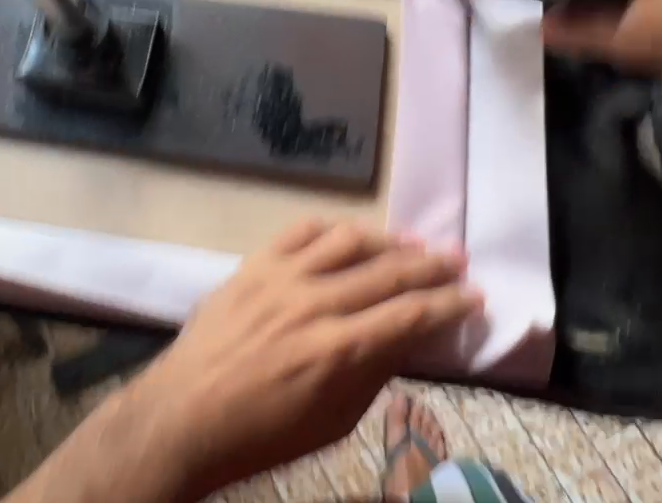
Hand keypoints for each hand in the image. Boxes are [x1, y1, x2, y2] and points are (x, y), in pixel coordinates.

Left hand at [118, 220, 480, 500]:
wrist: (186, 414)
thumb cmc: (264, 434)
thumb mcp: (333, 421)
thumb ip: (374, 372)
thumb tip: (409, 335)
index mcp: (337, 350)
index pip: (410, 315)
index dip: (449, 304)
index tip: (475, 295)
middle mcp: (315, 303)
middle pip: (388, 273)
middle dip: (431, 266)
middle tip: (459, 260)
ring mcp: (282, 276)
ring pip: (349, 241)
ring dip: (390, 239)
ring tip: (416, 241)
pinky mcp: (255, 263)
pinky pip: (302, 230)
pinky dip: (333, 227)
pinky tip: (353, 232)